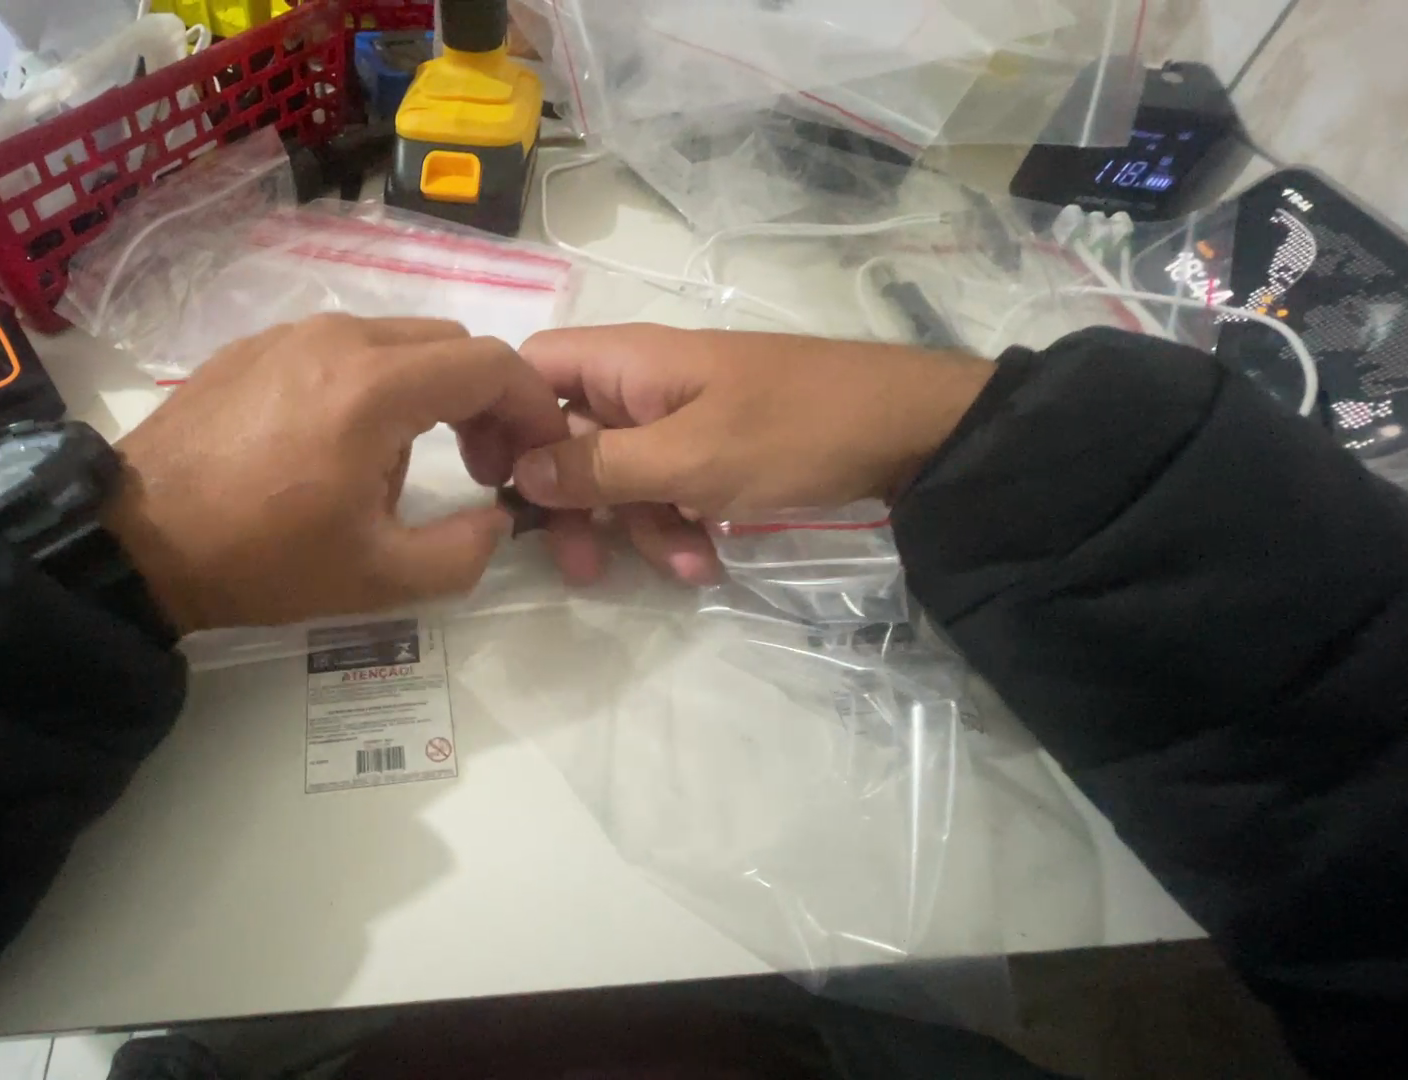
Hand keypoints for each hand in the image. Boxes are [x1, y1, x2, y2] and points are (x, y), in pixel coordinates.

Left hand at [103, 315, 568, 632]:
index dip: (532, 406)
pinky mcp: (255, 345)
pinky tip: (337, 443)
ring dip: (428, 394)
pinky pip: (342, 348)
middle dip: (484, 400)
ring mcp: (291, 333)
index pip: (491, 365)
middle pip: (451, 344)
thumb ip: (465, 552)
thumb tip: (497, 518)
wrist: (136, 540)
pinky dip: (373, 384)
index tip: (535, 451)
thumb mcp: (380, 579)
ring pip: (398, 342)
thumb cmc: (263, 560)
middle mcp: (339, 338)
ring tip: (395, 466)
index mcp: (376, 388)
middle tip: (477, 465)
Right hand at [511, 325, 994, 584]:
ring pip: (614, 475)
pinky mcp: (701, 449)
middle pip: (564, 437)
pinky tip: (703, 557)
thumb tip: (518, 474)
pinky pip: (658, 488)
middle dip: (571, 503)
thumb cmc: (793, 430)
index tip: (499, 484)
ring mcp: (670, 419)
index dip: (503, 422)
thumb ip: (596, 468)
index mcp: (623, 363)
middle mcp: (635, 386)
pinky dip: (672, 524)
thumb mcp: (687, 459)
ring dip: (634, 527)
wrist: (909, 432)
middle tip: (575, 562)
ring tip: (682, 565)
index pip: (528, 372)